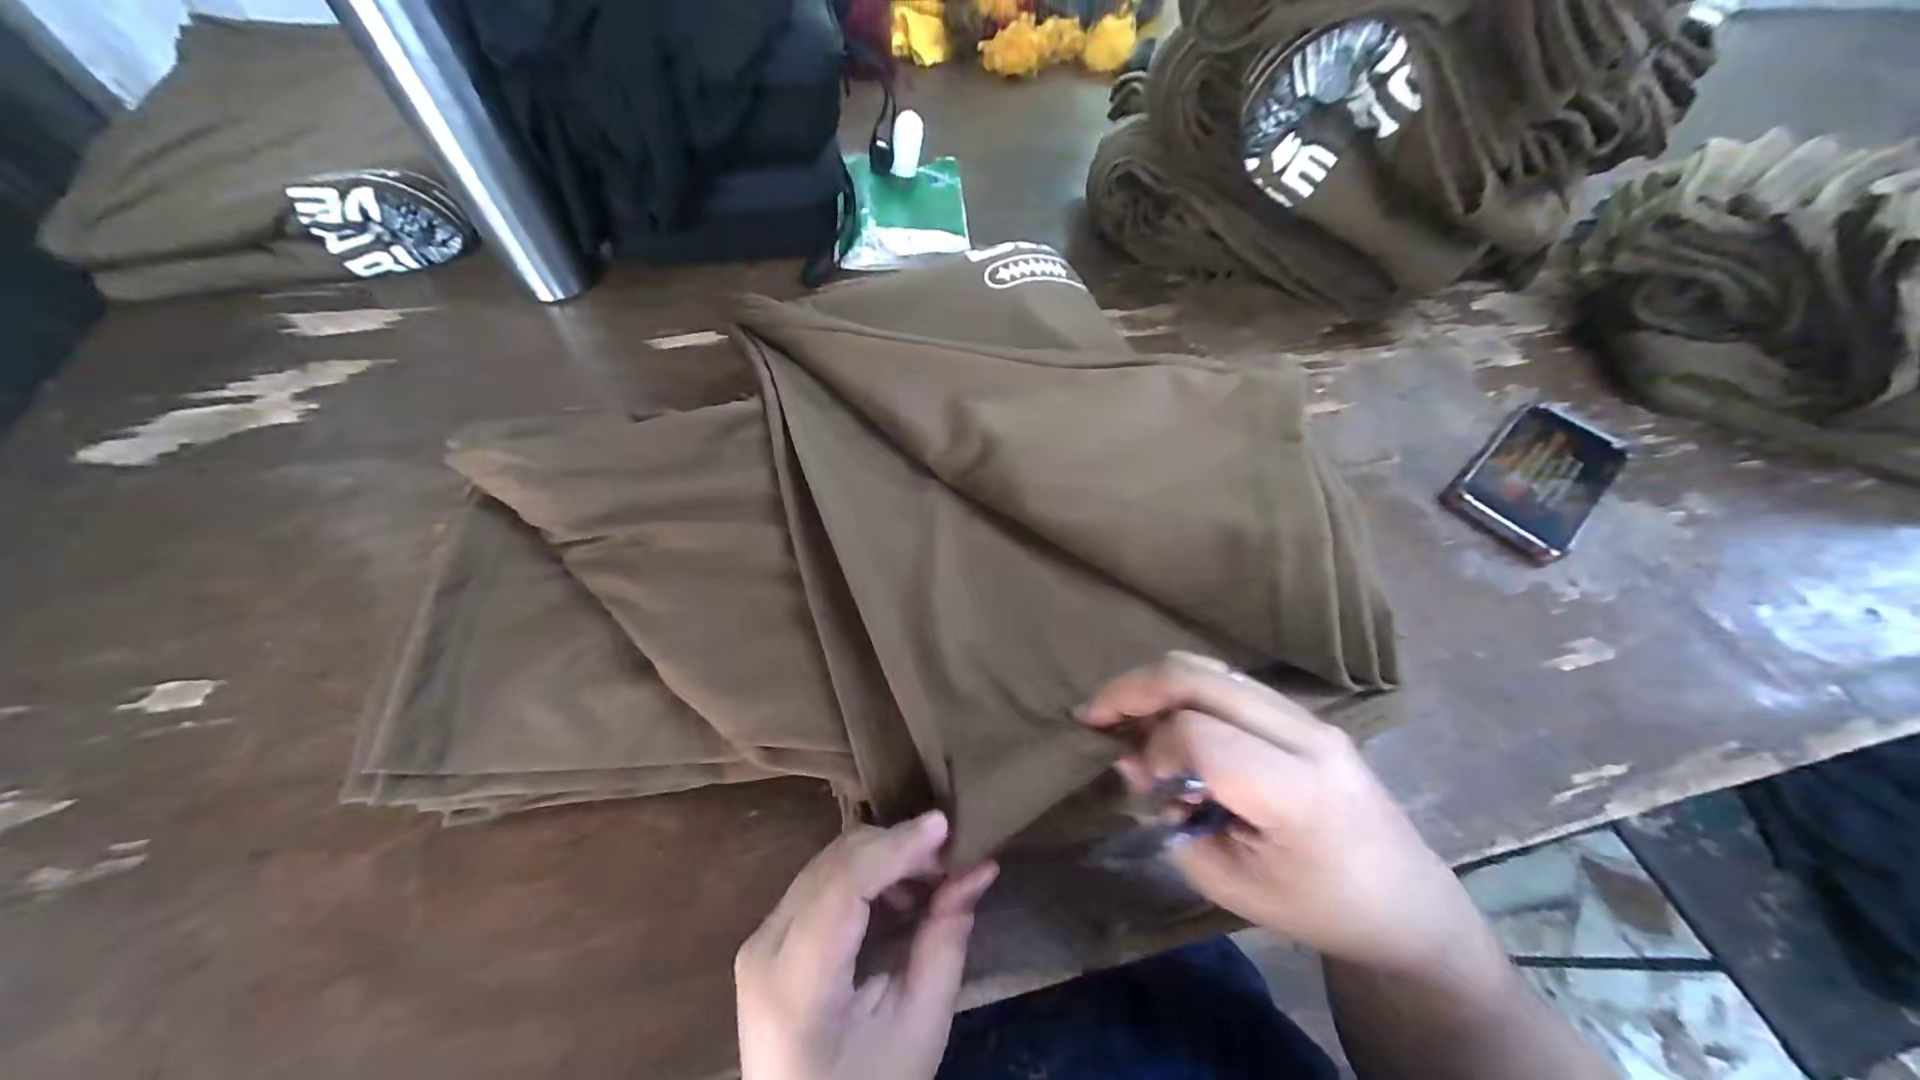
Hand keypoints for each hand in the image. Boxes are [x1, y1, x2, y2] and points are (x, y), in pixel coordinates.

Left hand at [735, 811, 999, 1079]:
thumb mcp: (919, 1026)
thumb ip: (946, 940)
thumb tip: (979, 868)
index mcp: (795, 983)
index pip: (843, 884)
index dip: (896, 846)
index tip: (945, 826)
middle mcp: (764, 946)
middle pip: (834, 863)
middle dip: (897, 847)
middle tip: (950, 858)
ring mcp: (760, 938)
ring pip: (827, 862)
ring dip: (882, 856)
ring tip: (930, 879)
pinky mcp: (768, 935)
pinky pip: (820, 880)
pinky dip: (864, 872)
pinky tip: (897, 894)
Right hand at [1081, 652, 1495, 976]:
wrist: (1407, 904)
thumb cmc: (1318, 908)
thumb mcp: (1232, 884)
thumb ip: (1173, 819)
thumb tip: (1133, 763)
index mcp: (1294, 789)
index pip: (1197, 732)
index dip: (1152, 750)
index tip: (1143, 787)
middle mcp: (1304, 735)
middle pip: (1199, 677)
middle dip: (1133, 688)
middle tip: (1093, 714)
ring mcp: (1308, 717)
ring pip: (1212, 668)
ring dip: (1156, 684)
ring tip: (1123, 715)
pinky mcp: (1304, 714)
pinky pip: (1229, 681)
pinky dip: (1184, 689)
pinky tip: (1165, 717)